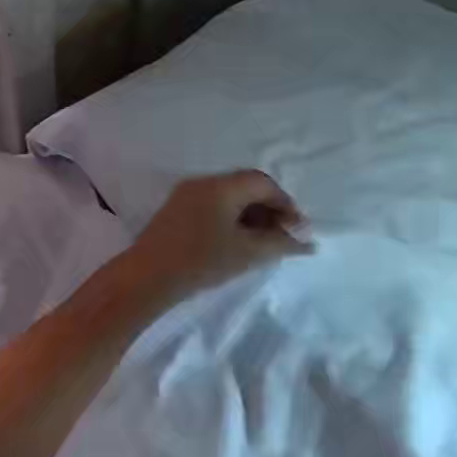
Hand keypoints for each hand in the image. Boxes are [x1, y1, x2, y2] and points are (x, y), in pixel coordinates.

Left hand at [131, 170, 312, 291]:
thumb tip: (307, 241)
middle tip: (281, 239)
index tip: (296, 232)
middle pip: (244, 186)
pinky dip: (230, 219)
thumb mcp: (248, 253)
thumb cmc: (201, 260)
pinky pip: (210, 205)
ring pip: (227, 197)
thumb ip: (281, 242)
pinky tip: (236, 243)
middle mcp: (200, 183)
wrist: (148, 275)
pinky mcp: (174, 210)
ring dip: (250, 215)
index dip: (285, 204)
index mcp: (218, 186)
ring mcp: (184, 195)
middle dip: (268, 209)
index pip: (262, 182)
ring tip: (261, 244)